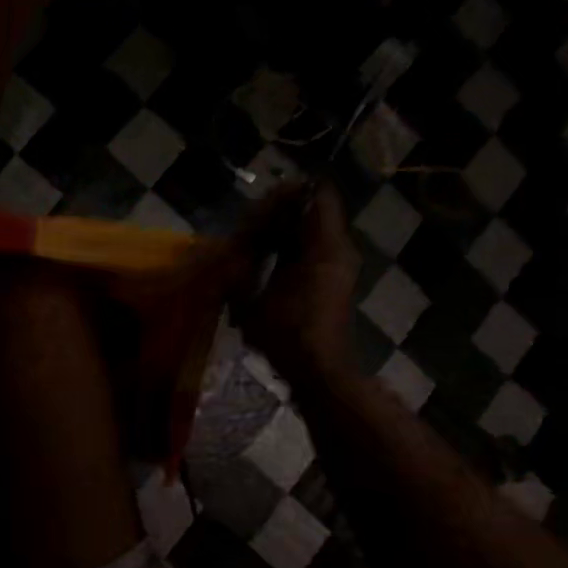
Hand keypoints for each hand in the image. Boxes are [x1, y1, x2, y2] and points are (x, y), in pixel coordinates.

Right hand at [231, 184, 359, 380]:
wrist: (321, 375)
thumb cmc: (289, 338)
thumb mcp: (252, 306)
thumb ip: (238, 275)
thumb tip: (228, 257)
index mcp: (324, 245)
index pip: (315, 193)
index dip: (286, 193)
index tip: (259, 206)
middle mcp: (338, 249)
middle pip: (311, 212)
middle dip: (279, 216)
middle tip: (248, 229)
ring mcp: (339, 267)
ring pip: (311, 234)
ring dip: (283, 237)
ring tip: (252, 250)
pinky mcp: (334, 284)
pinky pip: (312, 254)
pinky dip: (290, 255)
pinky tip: (265, 270)